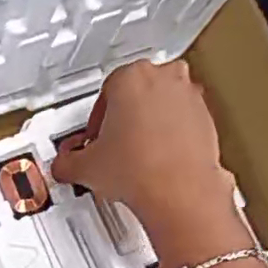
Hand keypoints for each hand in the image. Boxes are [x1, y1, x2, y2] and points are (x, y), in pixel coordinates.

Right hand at [51, 59, 231, 238]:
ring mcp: (188, 95)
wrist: (176, 190)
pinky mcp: (204, 117)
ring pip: (159, 106)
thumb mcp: (84, 168)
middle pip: (135, 93)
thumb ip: (66, 162)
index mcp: (131, 77)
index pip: (104, 90)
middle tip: (110, 144)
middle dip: (121, 118)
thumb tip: (63, 164)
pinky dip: (165, 139)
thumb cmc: (139, 169)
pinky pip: (178, 123)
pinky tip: (150, 163)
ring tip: (129, 158)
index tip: (92, 136)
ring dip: (144, 127)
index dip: (95, 118)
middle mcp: (164, 78)